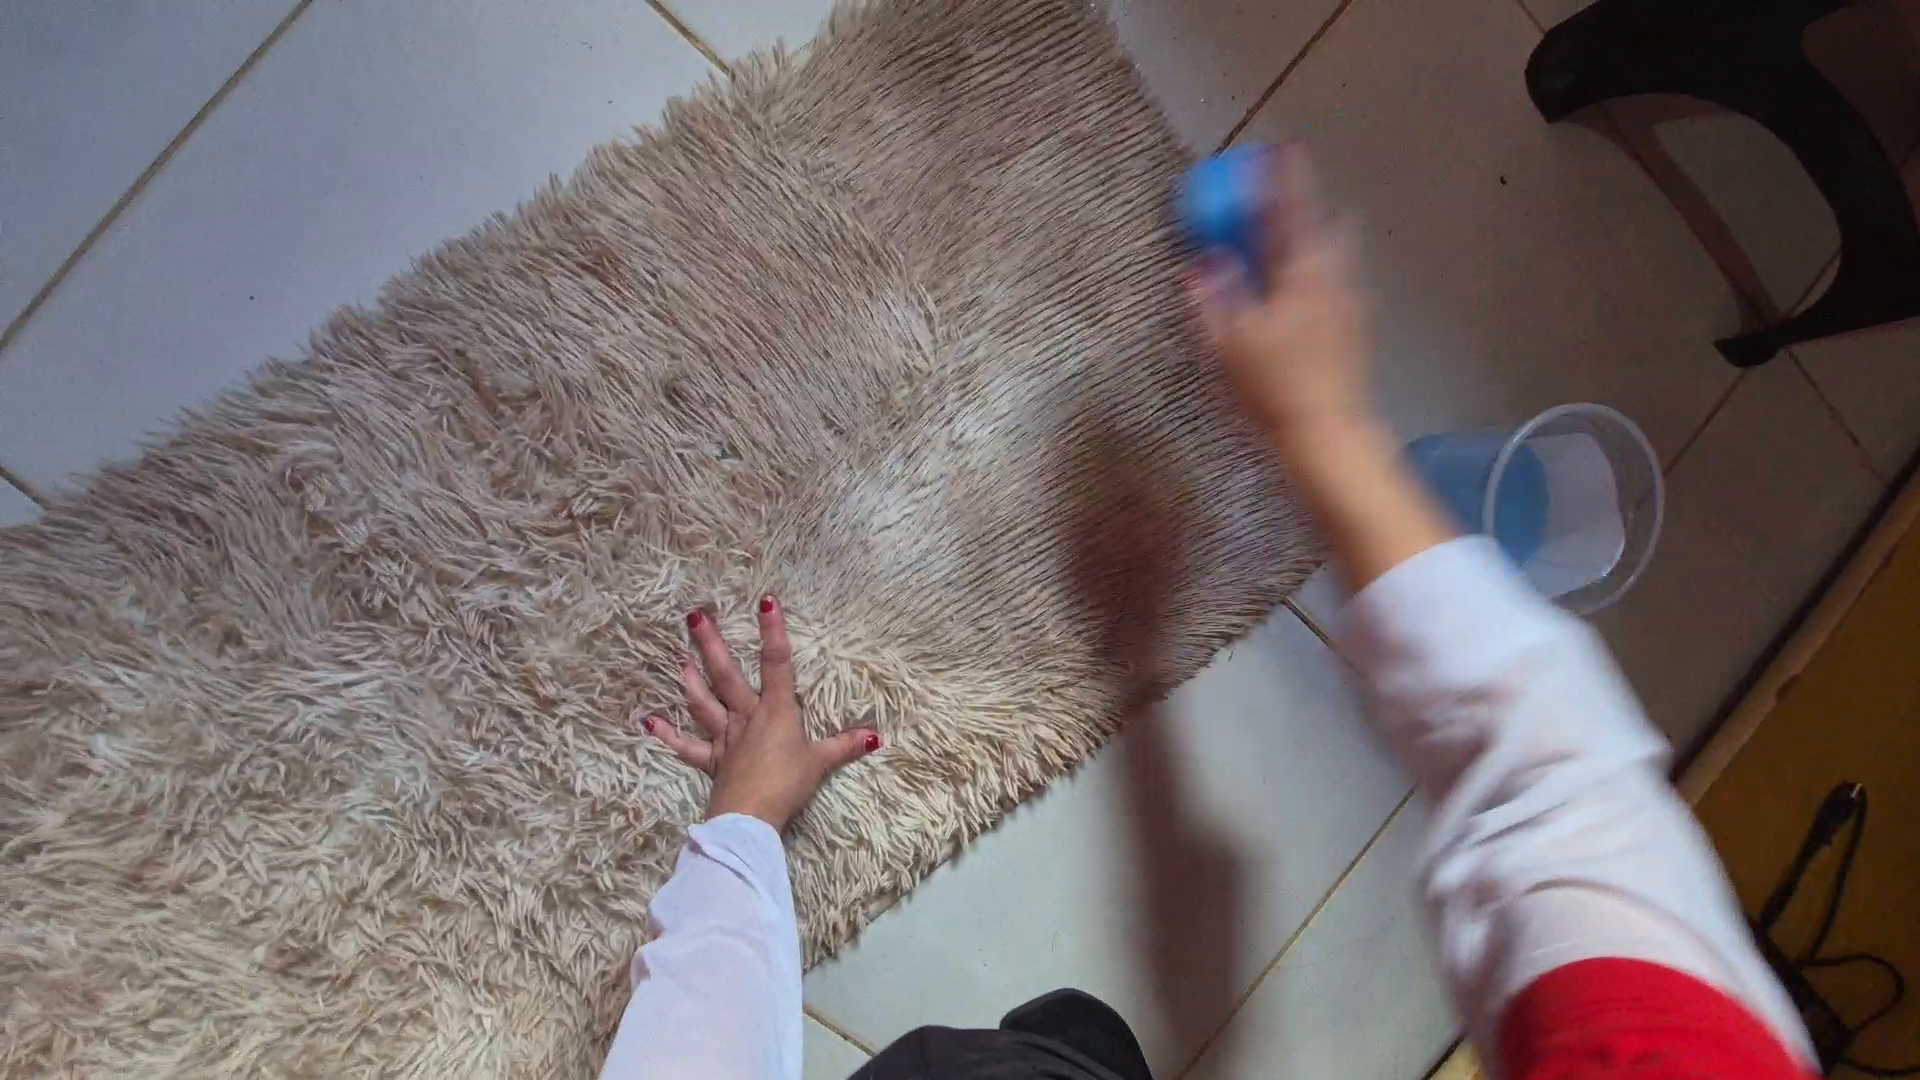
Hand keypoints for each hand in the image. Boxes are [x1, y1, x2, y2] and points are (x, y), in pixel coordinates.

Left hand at [645, 595, 880, 831]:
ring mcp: (724, 738)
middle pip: (726, 675)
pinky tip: (649, 721)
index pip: (777, 662)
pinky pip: (686, 746)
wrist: (750, 819)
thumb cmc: (786, 785)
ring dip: (690, 680)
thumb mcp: (821, 763)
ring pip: (703, 703)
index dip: (773, 631)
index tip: (766, 600)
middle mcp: (746, 717)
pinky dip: (667, 735)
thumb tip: (875, 735)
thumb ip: (844, 745)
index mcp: (775, 710)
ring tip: (680, 658)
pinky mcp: (710, 761)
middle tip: (695, 616)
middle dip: (711, 644)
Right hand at [1189, 146, 1370, 450]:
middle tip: (1282, 198)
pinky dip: (1319, 265)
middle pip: (1322, 222)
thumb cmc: (1270, 385)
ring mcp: (1348, 298)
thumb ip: (1212, 298)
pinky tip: (1300, 289)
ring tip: (1290, 241)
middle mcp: (1330, 275)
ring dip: (1313, 234)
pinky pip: (1337, 275)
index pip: (1288, 210)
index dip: (1280, 177)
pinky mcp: (1355, 321)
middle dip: (1302, 204)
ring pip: (1335, 249)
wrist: (1323, 427)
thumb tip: (1199, 264)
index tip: (1276, 147)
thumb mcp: (1226, 343)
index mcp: (1298, 273)